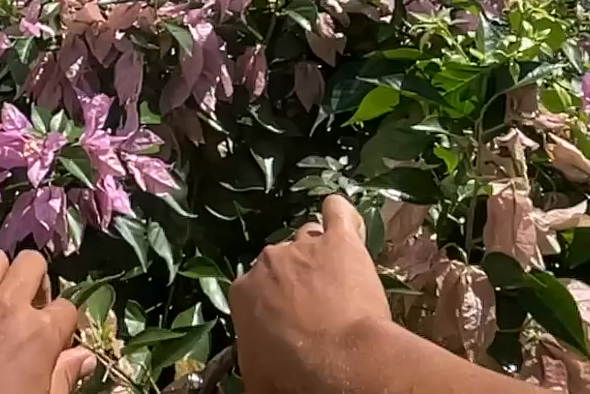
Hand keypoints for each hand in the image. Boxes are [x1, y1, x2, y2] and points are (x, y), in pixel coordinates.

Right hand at [229, 195, 393, 393]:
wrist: (341, 363)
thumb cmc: (296, 377)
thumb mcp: (258, 378)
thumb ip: (250, 361)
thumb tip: (251, 378)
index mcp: (244, 291)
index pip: (253, 289)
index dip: (270, 306)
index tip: (285, 325)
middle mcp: (269, 261)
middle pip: (281, 262)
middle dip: (294, 281)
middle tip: (313, 308)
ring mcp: (304, 247)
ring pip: (308, 238)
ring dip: (318, 254)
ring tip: (335, 278)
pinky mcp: (340, 241)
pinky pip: (337, 212)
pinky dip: (340, 214)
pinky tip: (345, 221)